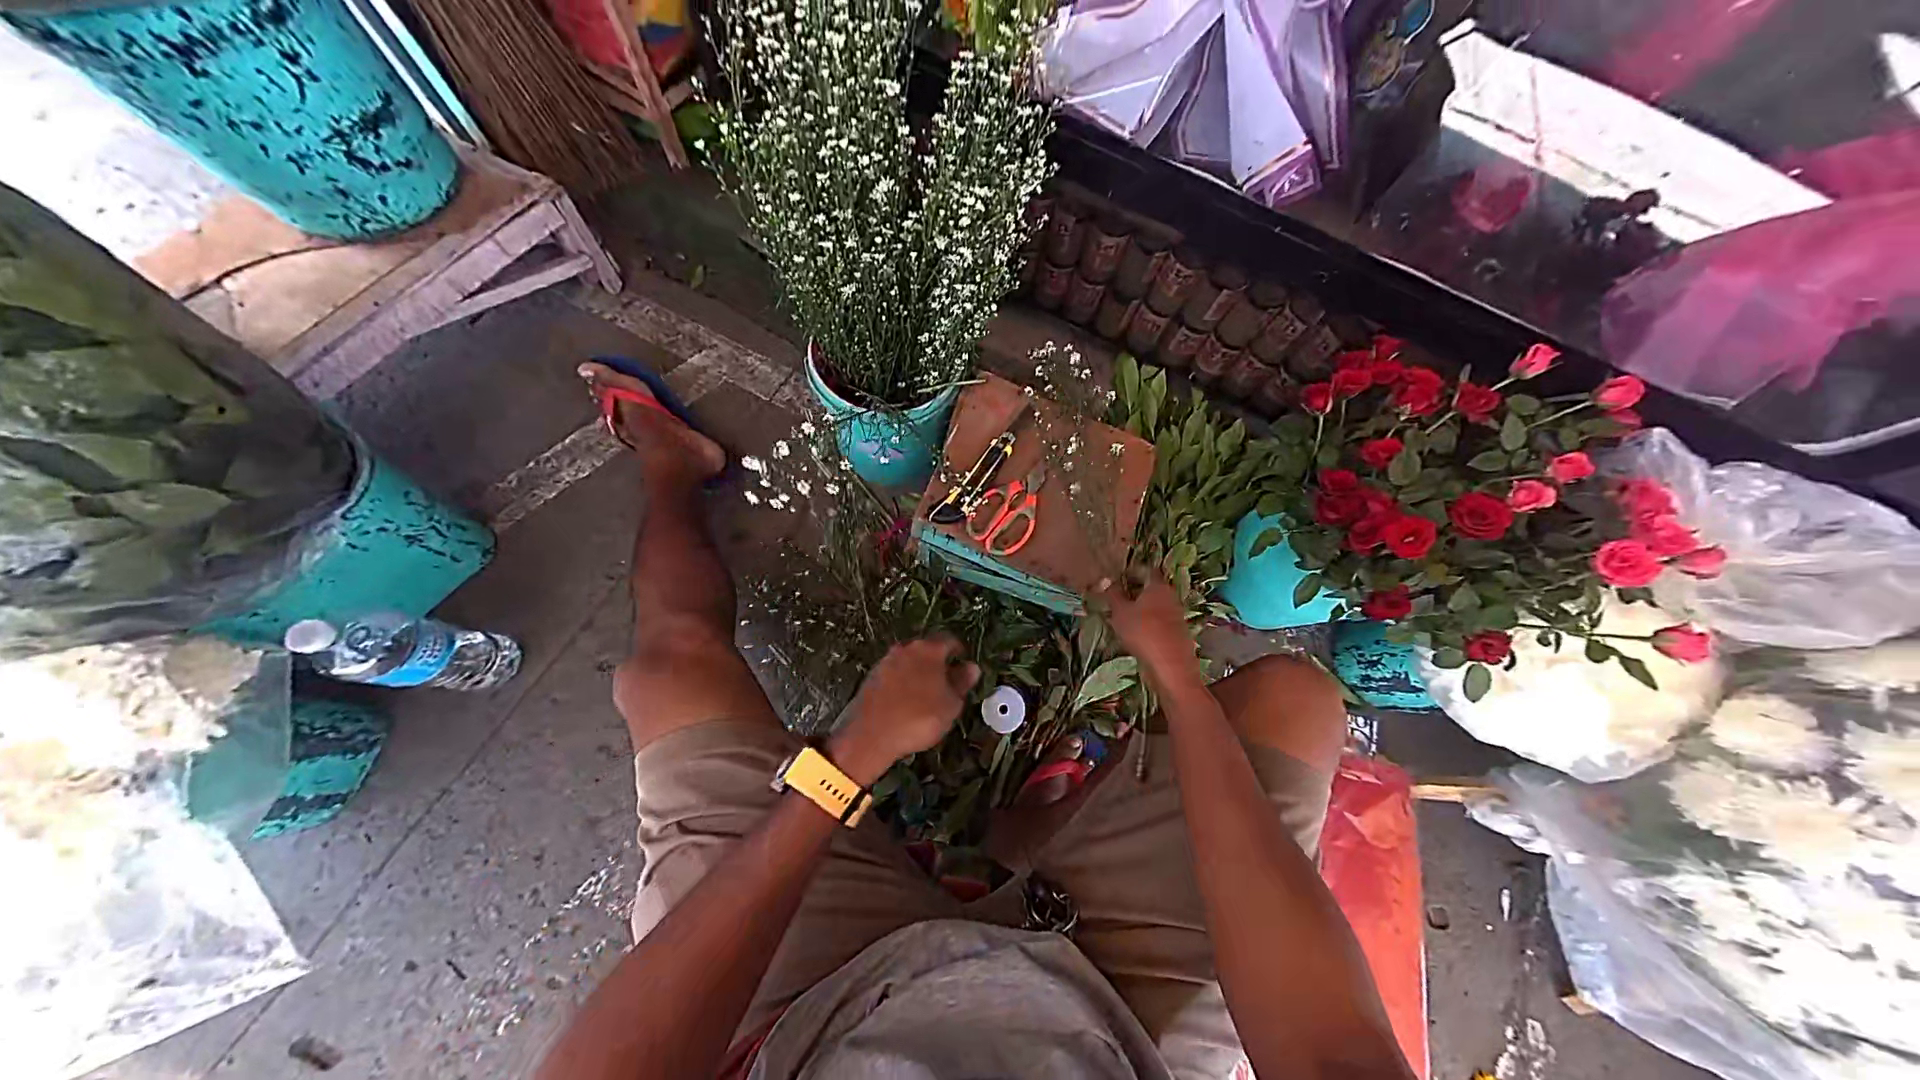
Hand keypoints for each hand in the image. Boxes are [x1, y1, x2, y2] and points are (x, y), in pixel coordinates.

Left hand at [829, 634, 979, 784]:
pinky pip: (893, 675)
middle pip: (926, 649)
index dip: (959, 652)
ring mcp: (885, 662)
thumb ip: (962, 683)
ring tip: (927, 695)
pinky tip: (906, 703)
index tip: (963, 664)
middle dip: (938, 662)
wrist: (871, 734)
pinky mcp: (871, 677)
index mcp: (928, 649)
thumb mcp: (951, 705)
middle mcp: (905, 649)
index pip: (949, 640)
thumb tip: (971, 668)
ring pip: (908, 661)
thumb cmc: (919, 718)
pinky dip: (902, 683)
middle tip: (947, 682)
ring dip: (918, 673)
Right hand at [1095, 570, 1200, 689]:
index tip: (1117, 578)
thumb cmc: (1143, 632)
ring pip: (1156, 605)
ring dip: (1141, 608)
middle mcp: (1171, 597)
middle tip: (1116, 597)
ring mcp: (1177, 615)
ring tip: (1122, 616)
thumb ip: (1113, 594)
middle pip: (1152, 588)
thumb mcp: (1120, 612)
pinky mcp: (1178, 633)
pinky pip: (1159, 621)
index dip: (1132, 571)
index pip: (1147, 570)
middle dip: (1135, 591)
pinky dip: (1148, 623)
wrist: (1170, 666)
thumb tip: (1106, 579)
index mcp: (1159, 586)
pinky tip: (1135, 633)